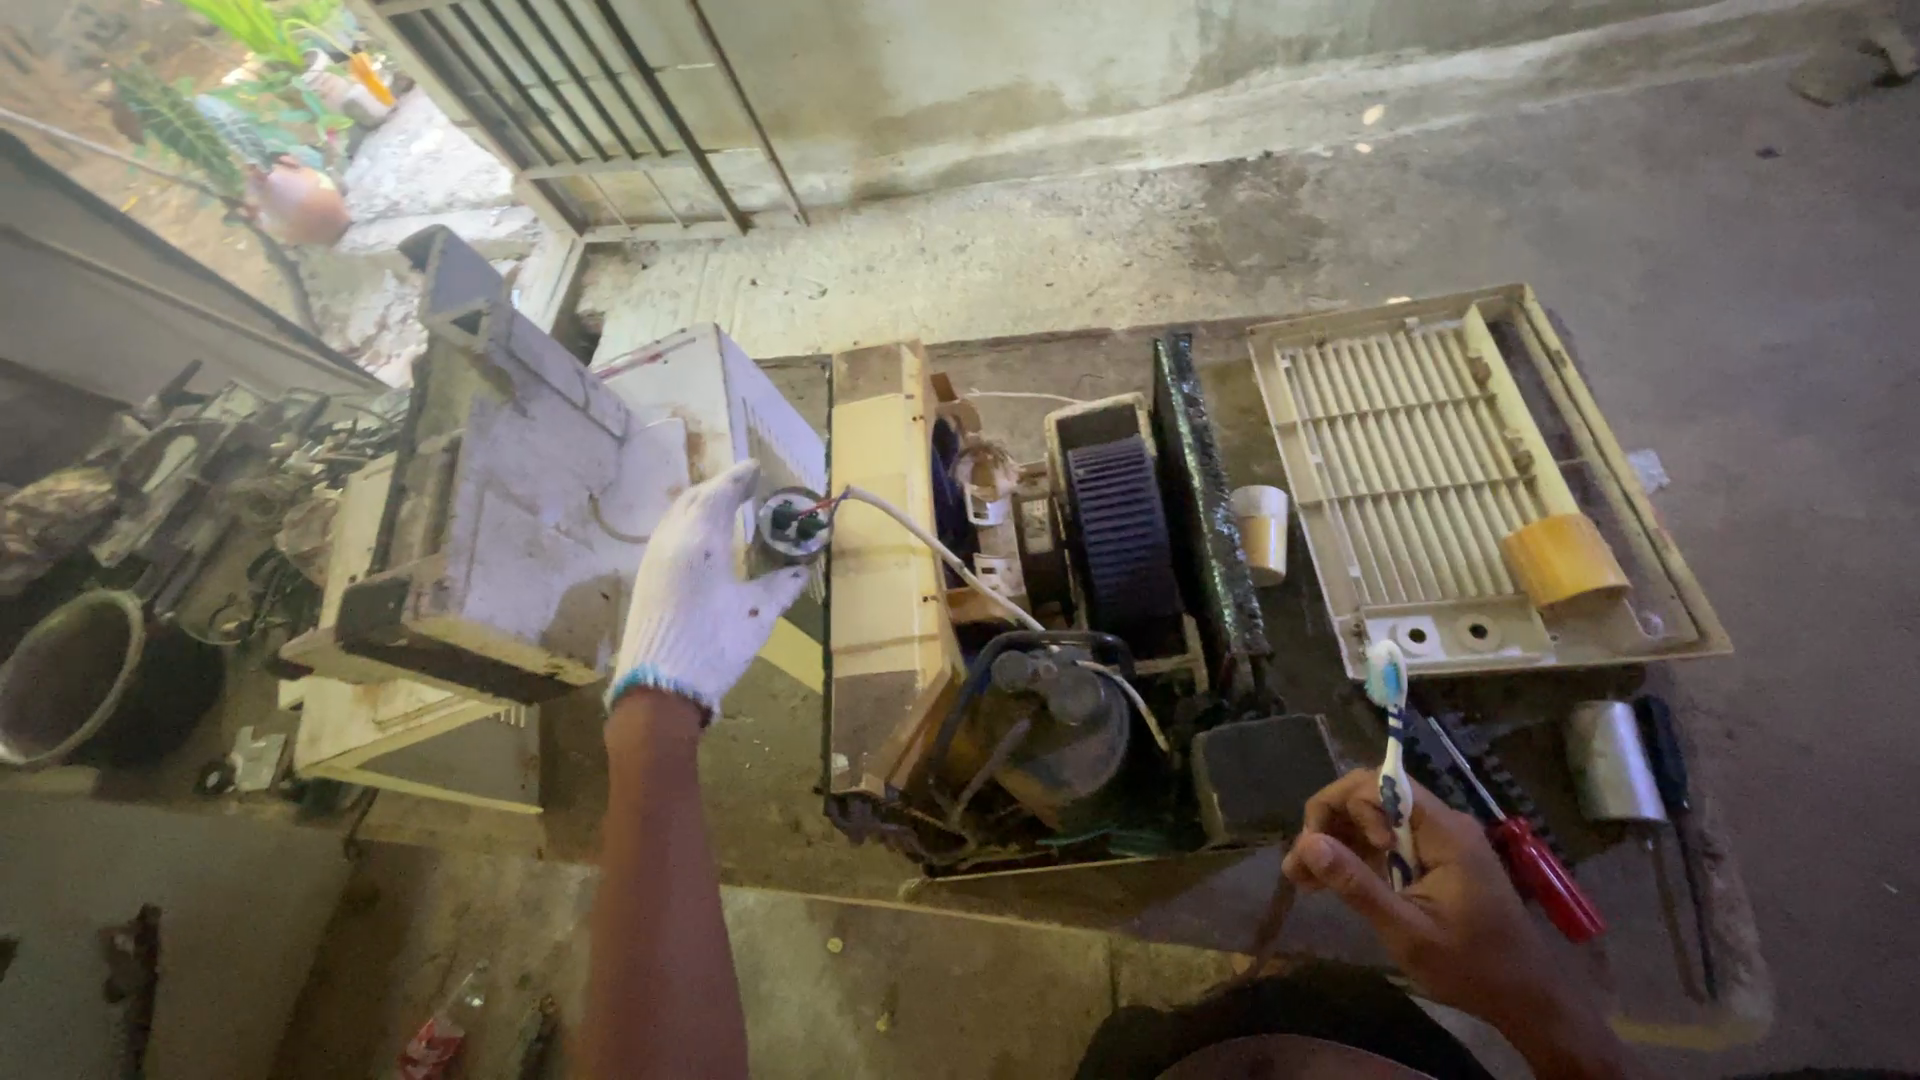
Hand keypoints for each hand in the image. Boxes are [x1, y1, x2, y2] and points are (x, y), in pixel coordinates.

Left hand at [606, 459, 810, 720]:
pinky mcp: (647, 578)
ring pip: (677, 514)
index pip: (721, 493)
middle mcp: (672, 540)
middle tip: (744, 485)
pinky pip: (669, 532)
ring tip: (724, 506)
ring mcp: (654, 558)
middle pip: (694, 498)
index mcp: (701, 540)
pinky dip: (689, 522)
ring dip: (701, 503)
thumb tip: (803, 569)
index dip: (739, 478)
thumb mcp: (758, 613)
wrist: (658, 686)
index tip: (756, 468)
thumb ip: (782, 584)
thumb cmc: (714, 643)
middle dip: (719, 487)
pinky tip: (702, 539)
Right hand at [1281, 769, 1566, 1027]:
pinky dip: (1355, 854)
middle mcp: (1441, 823)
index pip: (1379, 782)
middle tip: (1301, 862)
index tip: (1325, 846)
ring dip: (1336, 840)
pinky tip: (1328, 880)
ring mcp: (1438, 839)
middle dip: (1329, 822)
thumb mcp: (1408, 932)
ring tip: (1302, 876)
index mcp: (1444, 831)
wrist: (1529, 1001)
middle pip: (1370, 794)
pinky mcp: (1433, 857)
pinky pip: (1384, 838)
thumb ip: (1358, 884)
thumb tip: (1306, 842)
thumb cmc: (1473, 967)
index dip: (1342, 804)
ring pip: (1372, 816)